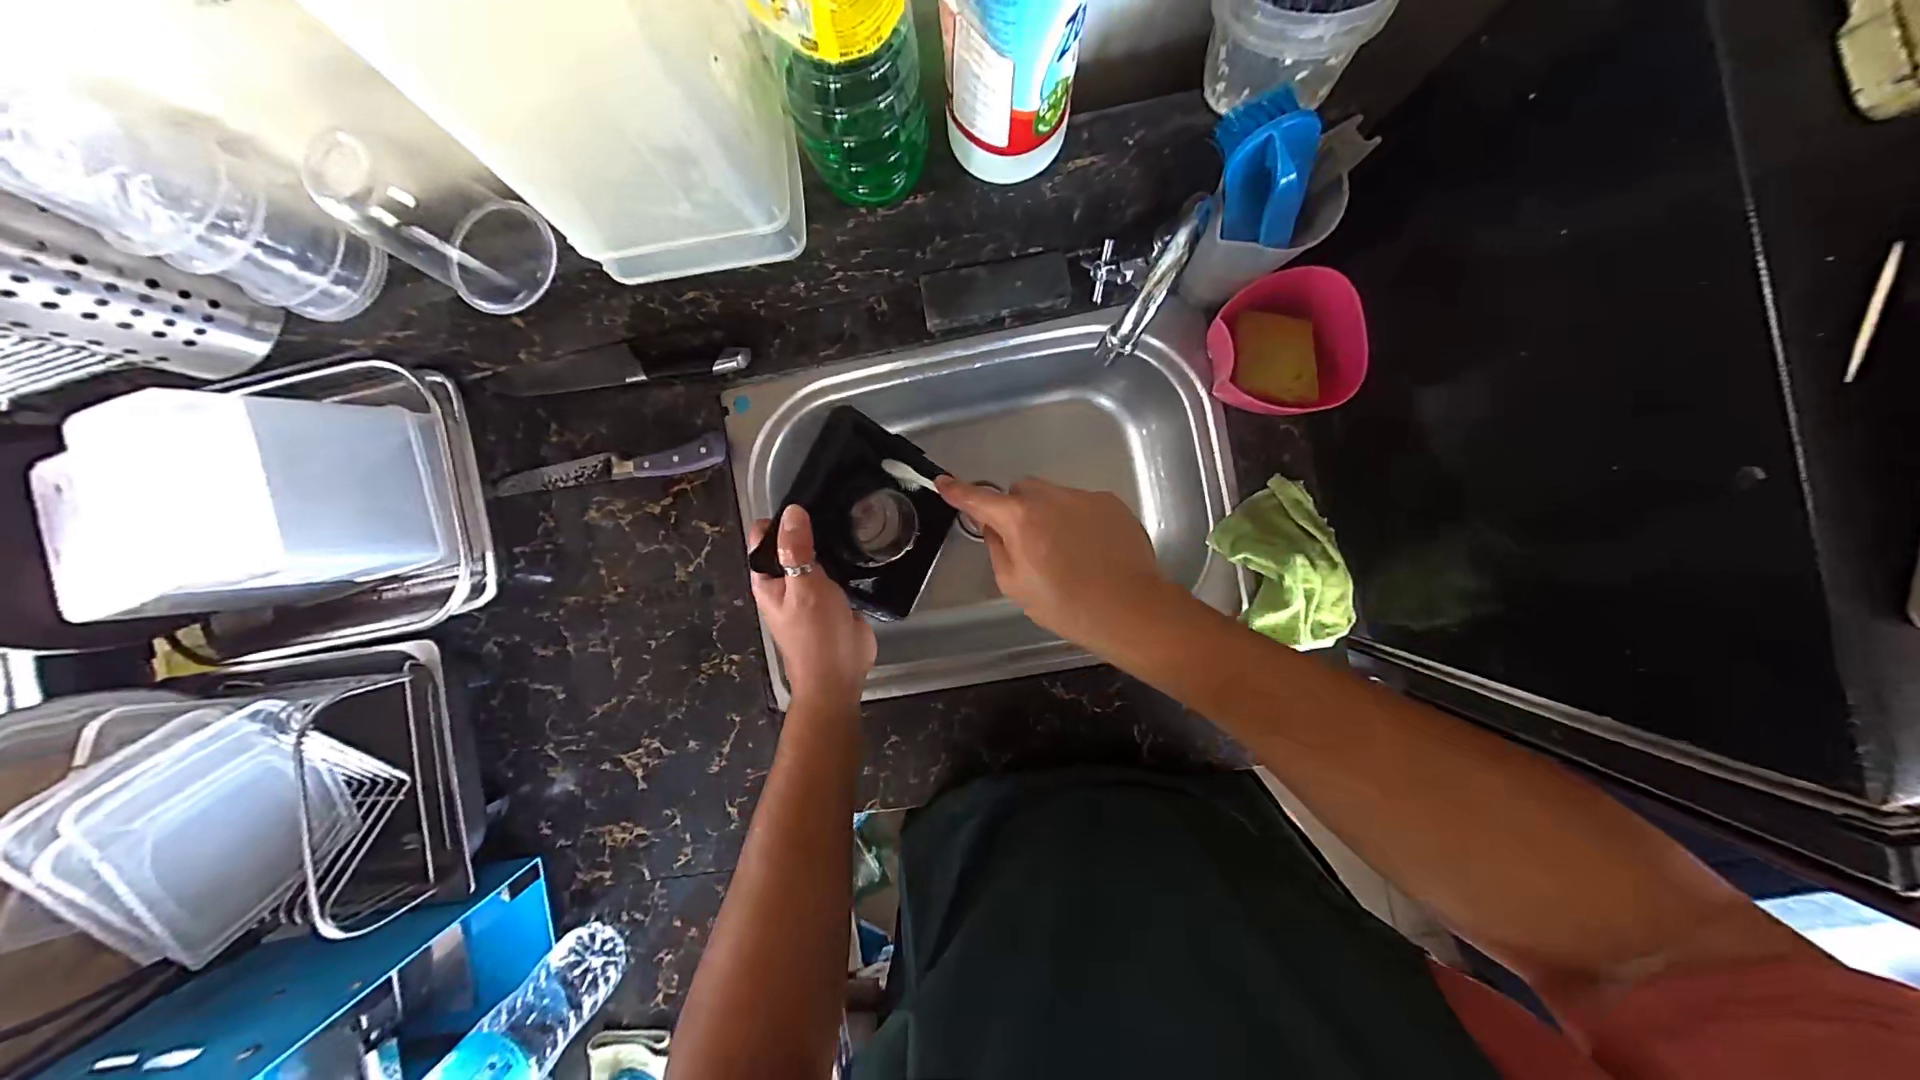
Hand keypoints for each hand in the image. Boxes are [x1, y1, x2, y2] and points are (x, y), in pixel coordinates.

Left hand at [749, 505, 876, 706]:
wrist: (840, 675)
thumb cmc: (816, 634)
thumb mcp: (805, 587)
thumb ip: (797, 549)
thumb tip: (792, 511)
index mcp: (767, 580)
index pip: (764, 537)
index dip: (781, 519)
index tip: (807, 504)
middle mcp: (784, 582)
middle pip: (790, 544)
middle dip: (807, 527)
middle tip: (834, 508)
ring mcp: (809, 590)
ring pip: (815, 555)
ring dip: (827, 542)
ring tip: (848, 520)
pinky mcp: (833, 597)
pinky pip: (835, 569)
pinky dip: (843, 558)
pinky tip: (858, 545)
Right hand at [935, 476, 1176, 645]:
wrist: (1129, 608)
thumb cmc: (1066, 605)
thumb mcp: (1015, 585)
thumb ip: (998, 548)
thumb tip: (995, 528)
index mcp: (1021, 519)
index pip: (980, 498)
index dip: (959, 491)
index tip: (944, 482)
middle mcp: (1051, 498)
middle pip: (1021, 490)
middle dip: (1016, 509)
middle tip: (1025, 542)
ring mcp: (1084, 497)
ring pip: (1054, 496)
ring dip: (1049, 514)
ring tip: (1065, 552)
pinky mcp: (1111, 503)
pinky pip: (1082, 504)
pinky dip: (1077, 520)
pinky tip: (1090, 549)